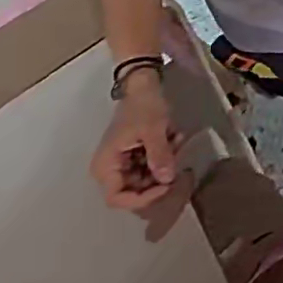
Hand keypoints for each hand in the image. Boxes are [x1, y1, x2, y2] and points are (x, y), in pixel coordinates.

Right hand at [90, 70, 178, 209]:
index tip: (166, 185)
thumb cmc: (143, 105)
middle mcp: (109, 169)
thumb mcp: (153, 130)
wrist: (143, 83)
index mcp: (105, 166)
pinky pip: (150, 163)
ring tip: (176, 140)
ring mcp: (122, 161)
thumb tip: (167, 180)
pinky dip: (164, 153)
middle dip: (159, 174)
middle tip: (177, 157)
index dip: (142, 198)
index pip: (118, 198)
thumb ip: (159, 155)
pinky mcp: (134, 154)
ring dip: (164, 162)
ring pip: (146, 176)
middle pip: (135, 189)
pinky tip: (174, 137)